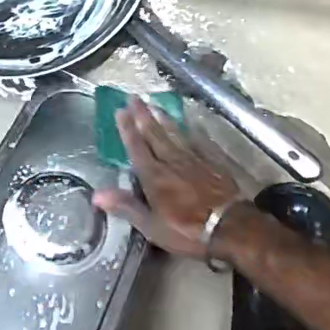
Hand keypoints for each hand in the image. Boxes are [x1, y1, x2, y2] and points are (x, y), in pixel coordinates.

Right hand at [92, 96, 246, 260]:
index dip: (127, 129)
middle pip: (154, 134)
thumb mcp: (152, 226)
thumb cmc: (187, 231)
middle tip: (134, 97)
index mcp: (153, 176)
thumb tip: (96, 194)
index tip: (120, 110)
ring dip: (164, 119)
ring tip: (155, 105)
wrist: (233, 229)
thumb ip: (126, 207)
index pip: (136, 147)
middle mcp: (171, 162)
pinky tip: (191, 124)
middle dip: (143, 115)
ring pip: (176, 134)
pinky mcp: (214, 164)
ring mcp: (194, 161)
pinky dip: (193, 131)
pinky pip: (200, 142)